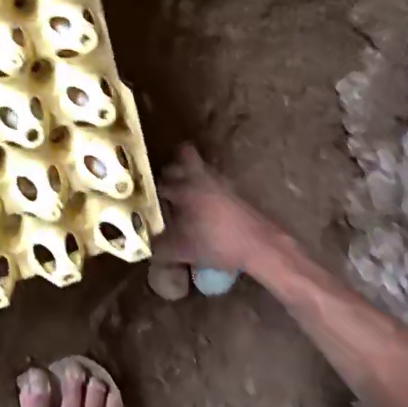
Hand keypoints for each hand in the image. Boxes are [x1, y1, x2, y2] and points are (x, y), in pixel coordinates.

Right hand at [154, 143, 278, 273]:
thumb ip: (160, 247)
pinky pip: (212, 179)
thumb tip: (147, 247)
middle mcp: (199, 177)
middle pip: (182, 156)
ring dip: (189, 174)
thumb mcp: (182, 250)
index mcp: (183, 187)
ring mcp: (219, 180)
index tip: (149, 204)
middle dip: (172, 171)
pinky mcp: (234, 189)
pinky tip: (203, 208)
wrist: (260, 245)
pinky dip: (204, 187)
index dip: (152, 192)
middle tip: (166, 191)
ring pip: (199, 165)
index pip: (159, 182)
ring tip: (184, 197)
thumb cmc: (218, 243)